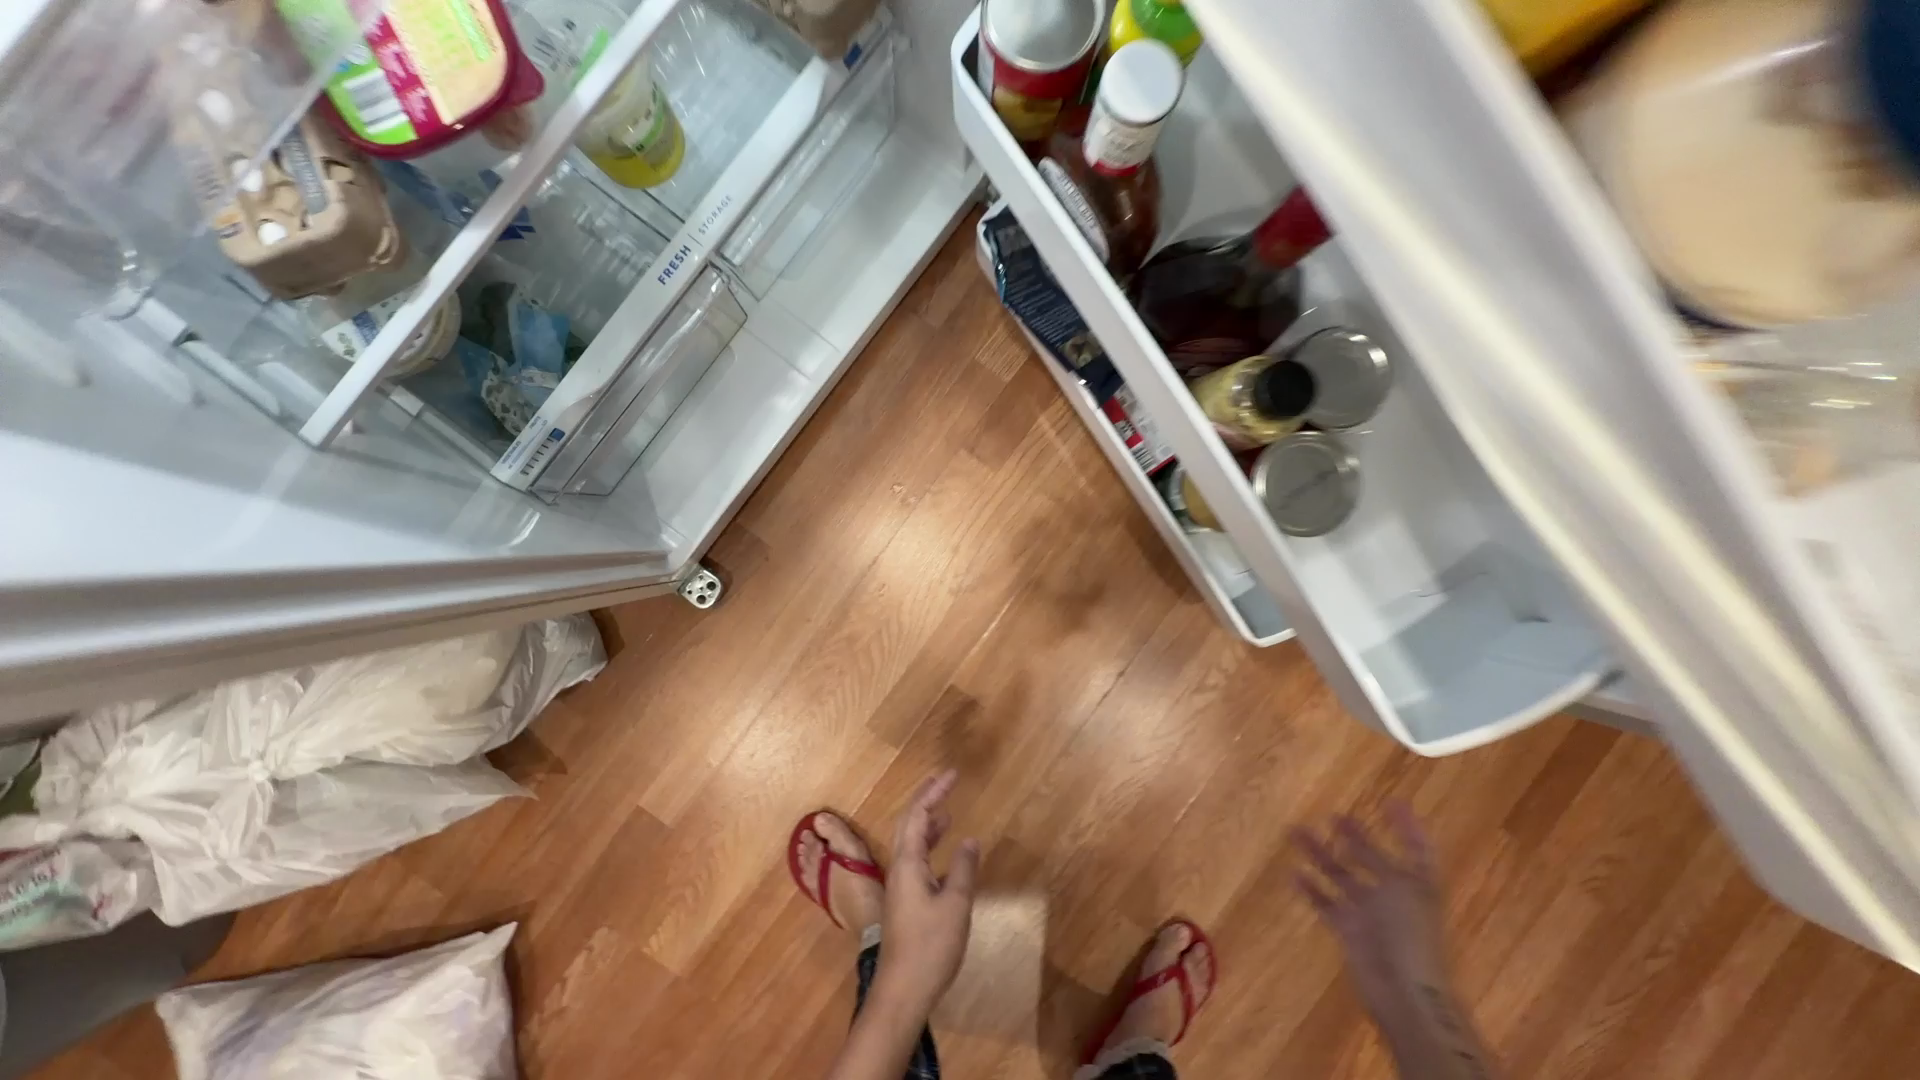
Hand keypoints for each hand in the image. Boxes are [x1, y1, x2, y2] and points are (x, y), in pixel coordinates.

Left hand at [874, 769, 979, 1014]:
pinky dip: (931, 849)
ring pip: (912, 844)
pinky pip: (917, 862)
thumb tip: (970, 839)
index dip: (934, 792)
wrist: (902, 991)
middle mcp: (899, 869)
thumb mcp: (955, 905)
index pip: (918, 815)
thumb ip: (963, 869)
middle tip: (947, 783)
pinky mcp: (906, 904)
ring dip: (928, 825)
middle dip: (927, 801)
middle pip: (909, 824)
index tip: (952, 774)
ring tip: (948, 812)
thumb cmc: (929, 946)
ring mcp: (901, 888)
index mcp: (907, 863)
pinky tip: (946, 856)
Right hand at [1292, 802, 1450, 1018]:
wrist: (1404, 990)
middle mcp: (1393, 894)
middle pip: (1371, 858)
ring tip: (1295, 832)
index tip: (1390, 801)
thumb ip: (1391, 854)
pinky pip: (1326, 903)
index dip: (1406, 827)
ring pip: (1341, 875)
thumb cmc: (1411, 934)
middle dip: (1354, 837)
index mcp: (1416, 882)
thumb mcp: (1406, 885)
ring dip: (1320, 855)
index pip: (1415, 848)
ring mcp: (1369, 913)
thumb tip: (1390, 812)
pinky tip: (1293, 873)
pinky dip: (1311, 889)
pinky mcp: (1348, 930)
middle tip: (1332, 815)